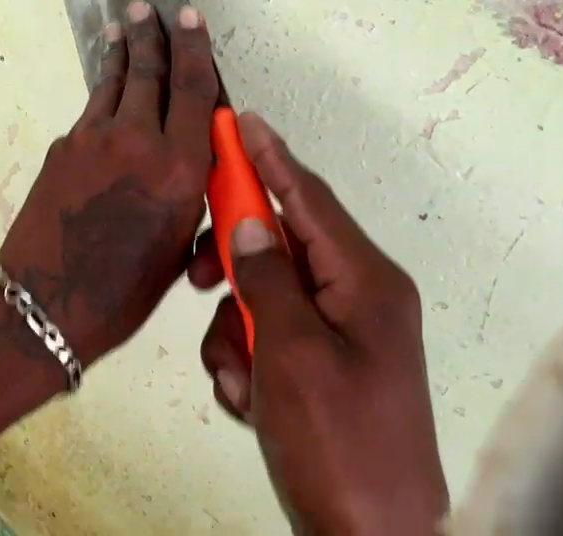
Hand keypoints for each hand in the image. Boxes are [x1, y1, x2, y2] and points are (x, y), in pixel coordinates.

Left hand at [0, 0, 218, 368]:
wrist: (43, 300)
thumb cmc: (124, 292)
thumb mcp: (178, 250)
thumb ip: (189, 197)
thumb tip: (189, 165)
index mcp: (181, 168)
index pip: (195, 92)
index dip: (195, 49)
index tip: (190, 16)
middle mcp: (139, 140)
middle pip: (149, 73)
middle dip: (152, 35)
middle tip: (148, 4)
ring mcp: (93, 138)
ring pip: (114, 82)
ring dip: (120, 51)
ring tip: (122, 23)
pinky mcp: (63, 145)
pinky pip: (92, 108)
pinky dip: (102, 87)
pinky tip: (104, 84)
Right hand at [189, 114, 447, 533]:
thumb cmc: (339, 442)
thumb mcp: (292, 353)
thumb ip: (265, 277)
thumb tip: (246, 223)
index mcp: (365, 282)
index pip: (307, 198)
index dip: (268, 156)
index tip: (237, 119)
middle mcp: (355, 297)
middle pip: (275, 245)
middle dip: (232, 266)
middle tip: (198, 282)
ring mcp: (338, 333)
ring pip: (260, 294)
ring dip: (234, 330)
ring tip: (238, 378)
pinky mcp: (319, 365)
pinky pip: (264, 334)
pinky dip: (245, 361)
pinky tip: (249, 399)